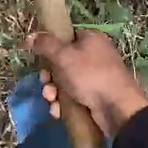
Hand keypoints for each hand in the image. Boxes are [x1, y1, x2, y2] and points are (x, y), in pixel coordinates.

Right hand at [27, 29, 147, 136]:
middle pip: (62, 61)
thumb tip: (29, 36)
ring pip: (66, 81)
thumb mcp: (64, 56)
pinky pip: (73, 96)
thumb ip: (45, 45)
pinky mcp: (95, 96)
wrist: (117, 108)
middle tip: (45, 83)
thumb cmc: (90, 75)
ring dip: (53, 91)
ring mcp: (95, 77)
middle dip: (50, 75)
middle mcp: (94, 55)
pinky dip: (63, 103)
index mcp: (91, 39)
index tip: (40, 58)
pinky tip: (58, 111)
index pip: (66, 37)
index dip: (51, 47)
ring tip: (51, 100)